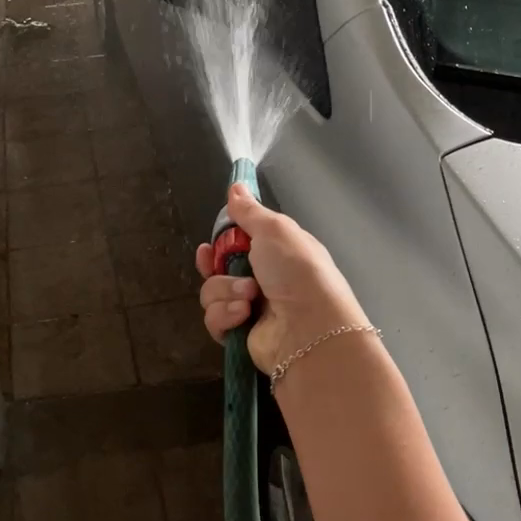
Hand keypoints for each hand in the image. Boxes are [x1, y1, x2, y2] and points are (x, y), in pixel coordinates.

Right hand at [197, 182, 369, 372]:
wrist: (310, 329)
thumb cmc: (296, 270)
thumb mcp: (274, 230)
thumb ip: (249, 211)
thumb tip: (235, 186)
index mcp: (277, 252)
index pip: (239, 241)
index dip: (222, 241)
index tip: (210, 242)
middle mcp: (264, 279)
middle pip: (220, 268)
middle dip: (214, 266)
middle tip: (212, 263)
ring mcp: (252, 308)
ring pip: (213, 292)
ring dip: (225, 290)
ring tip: (249, 297)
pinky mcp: (241, 334)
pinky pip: (215, 319)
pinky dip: (225, 315)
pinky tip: (243, 316)